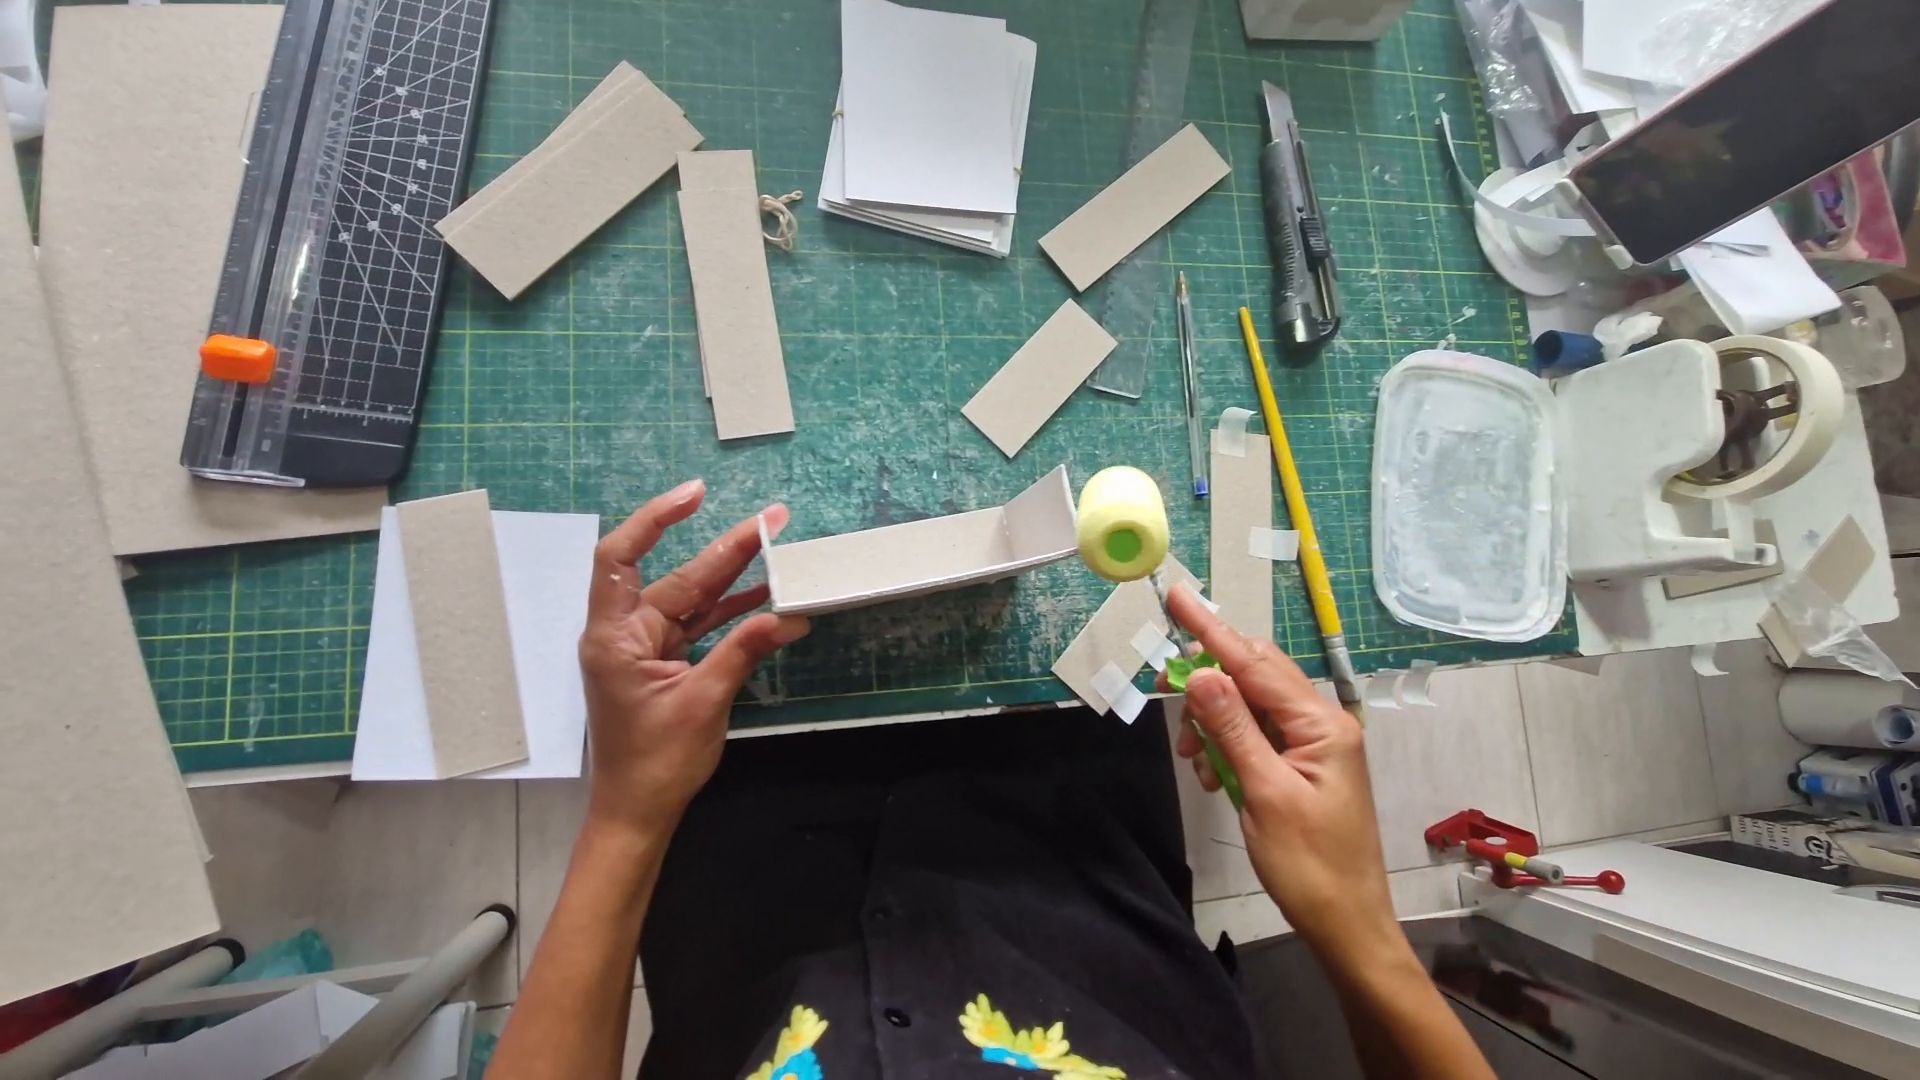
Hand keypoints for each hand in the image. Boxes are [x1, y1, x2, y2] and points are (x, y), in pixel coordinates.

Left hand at [579, 480, 809, 838]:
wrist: (639, 811)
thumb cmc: (656, 763)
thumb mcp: (703, 704)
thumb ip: (743, 652)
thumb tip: (789, 617)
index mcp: (616, 638)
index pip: (620, 559)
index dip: (655, 520)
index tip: (696, 496)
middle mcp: (627, 633)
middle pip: (678, 577)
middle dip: (726, 549)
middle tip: (773, 519)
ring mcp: (648, 647)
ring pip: (694, 599)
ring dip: (735, 576)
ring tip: (777, 547)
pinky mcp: (667, 662)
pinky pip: (702, 625)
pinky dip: (733, 612)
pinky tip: (766, 596)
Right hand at [1157, 585, 1400, 963]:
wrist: (1345, 924)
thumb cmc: (1309, 864)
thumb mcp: (1264, 793)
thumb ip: (1232, 727)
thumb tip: (1201, 673)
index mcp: (1321, 724)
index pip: (1255, 663)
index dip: (1211, 630)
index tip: (1178, 596)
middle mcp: (1319, 723)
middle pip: (1253, 675)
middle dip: (1208, 680)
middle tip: (1167, 689)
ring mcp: (1309, 743)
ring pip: (1247, 705)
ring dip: (1212, 721)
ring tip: (1194, 757)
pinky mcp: (1297, 763)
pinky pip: (1251, 733)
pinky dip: (1224, 744)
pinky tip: (1212, 772)